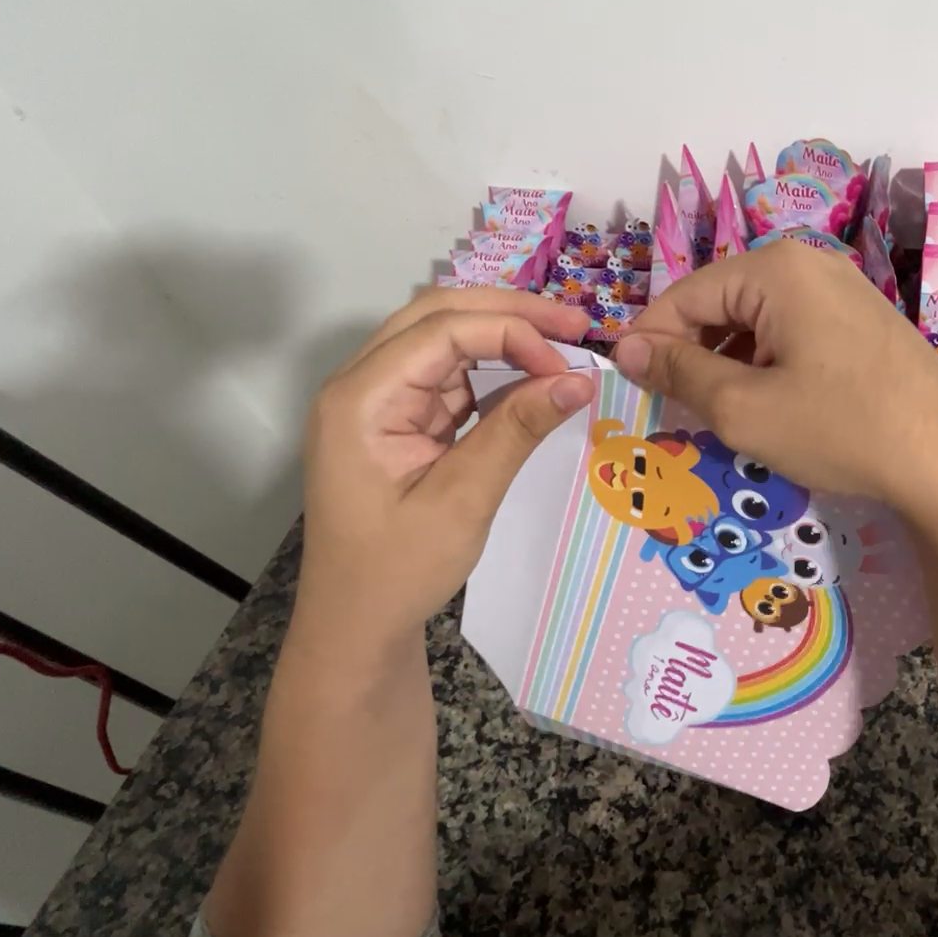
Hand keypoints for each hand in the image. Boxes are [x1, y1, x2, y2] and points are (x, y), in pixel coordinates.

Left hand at [296, 289, 593, 641]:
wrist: (358, 622)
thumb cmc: (400, 569)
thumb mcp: (464, 499)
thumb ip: (518, 430)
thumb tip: (579, 380)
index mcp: (362, 398)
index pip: (443, 330)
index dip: (512, 333)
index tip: (568, 365)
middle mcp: (362, 385)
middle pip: (437, 315)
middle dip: (509, 313)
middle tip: (576, 324)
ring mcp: (379, 402)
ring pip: (444, 339)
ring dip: (503, 335)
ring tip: (562, 343)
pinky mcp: (400, 422)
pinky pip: (449, 377)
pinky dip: (494, 371)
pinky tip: (531, 376)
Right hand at [612, 241, 937, 510]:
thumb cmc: (839, 429)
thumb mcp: (743, 408)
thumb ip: (677, 372)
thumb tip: (625, 347)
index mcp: (776, 269)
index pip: (686, 295)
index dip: (650, 340)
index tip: (630, 386)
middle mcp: (812, 264)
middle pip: (725, 303)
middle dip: (695, 354)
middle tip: (681, 410)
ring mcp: (847, 291)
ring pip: (761, 322)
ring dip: (732, 364)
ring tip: (727, 416)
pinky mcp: (867, 322)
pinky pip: (798, 333)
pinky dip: (771, 366)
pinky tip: (775, 407)